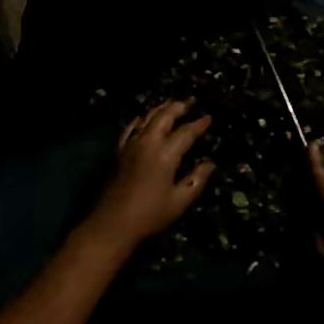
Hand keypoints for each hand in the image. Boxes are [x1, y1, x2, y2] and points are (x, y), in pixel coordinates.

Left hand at [90, 99, 215, 247]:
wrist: (113, 223)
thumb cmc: (150, 214)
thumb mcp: (180, 201)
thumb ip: (197, 179)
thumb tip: (210, 163)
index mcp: (166, 154)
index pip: (186, 132)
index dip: (199, 124)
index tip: (208, 117)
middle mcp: (148, 143)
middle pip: (164, 117)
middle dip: (178, 107)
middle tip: (190, 100)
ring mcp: (131, 145)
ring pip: (147, 118)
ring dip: (160, 109)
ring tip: (171, 103)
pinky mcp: (119, 151)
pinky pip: (130, 128)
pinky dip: (139, 119)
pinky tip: (142, 117)